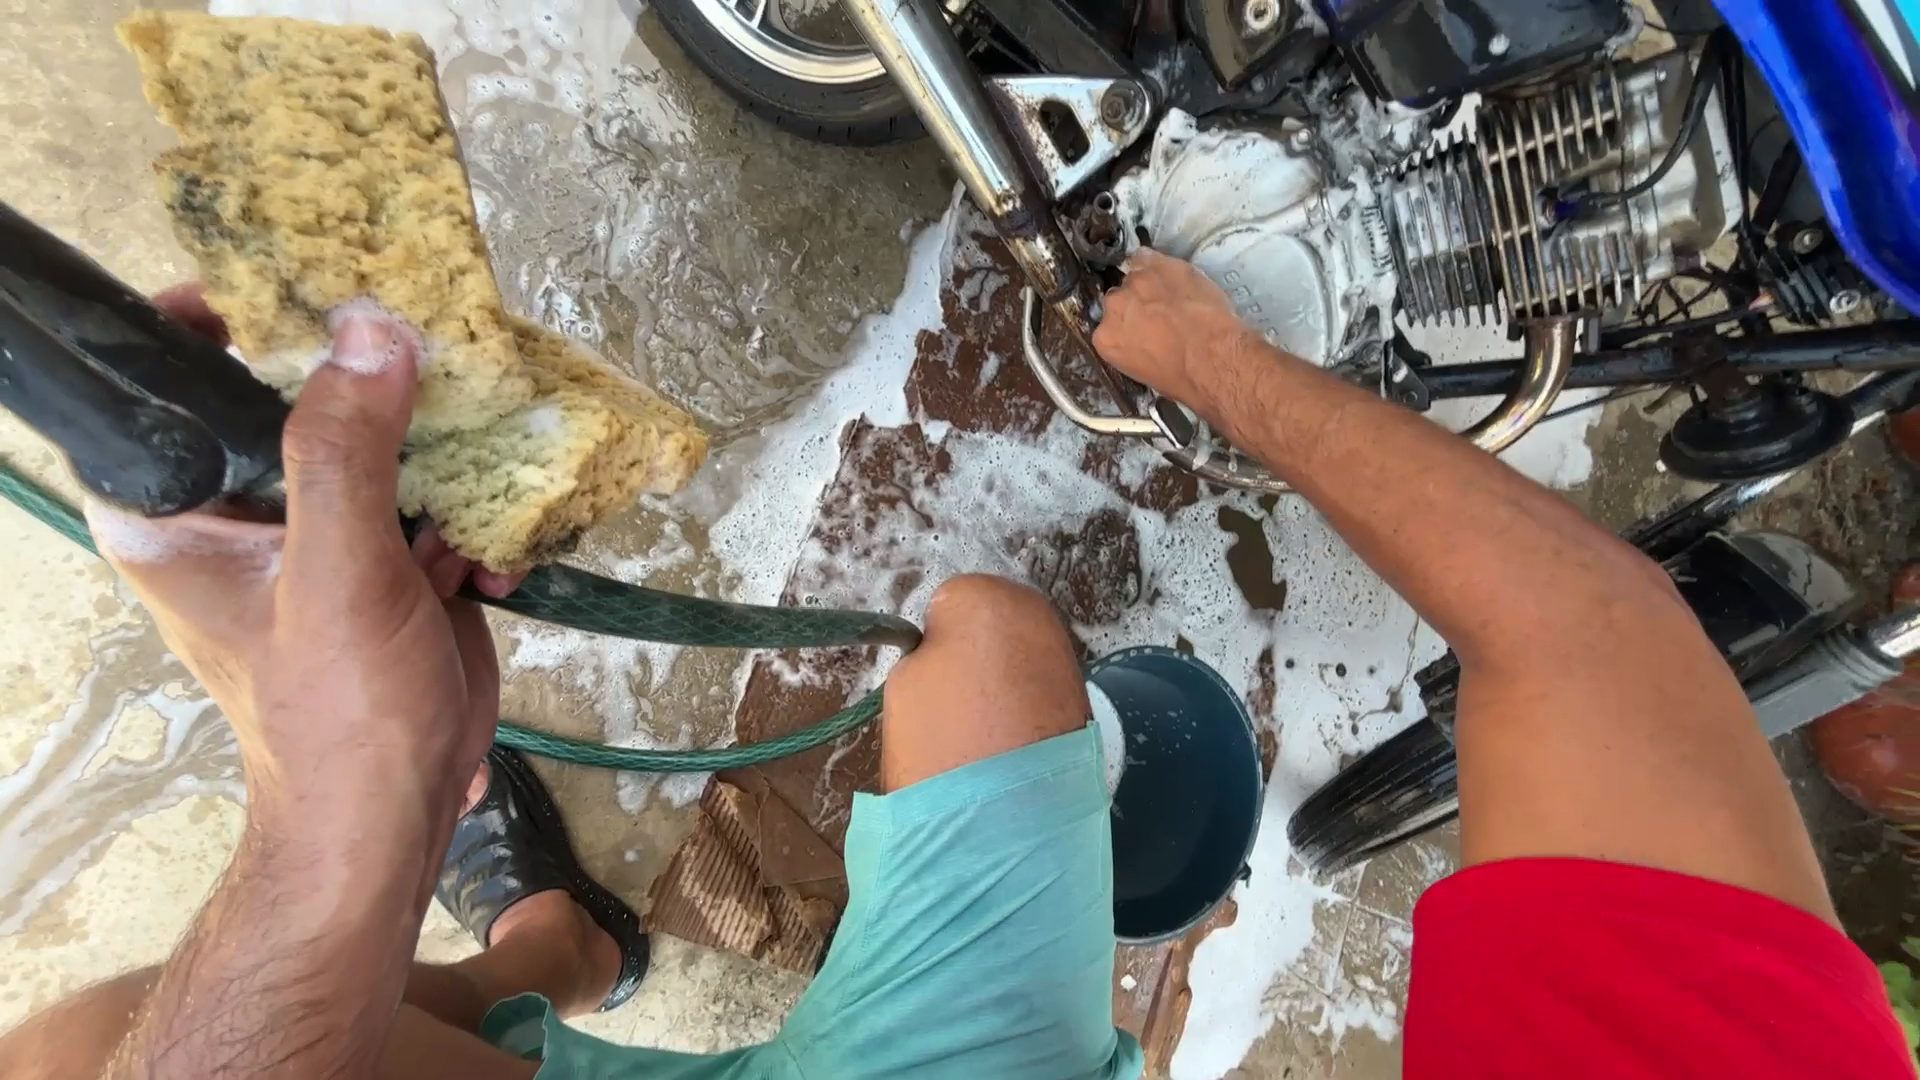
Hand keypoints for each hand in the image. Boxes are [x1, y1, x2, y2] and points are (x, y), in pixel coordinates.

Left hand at [86, 286, 520, 859]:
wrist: (403, 794)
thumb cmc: (341, 701)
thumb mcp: (340, 572)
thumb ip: (348, 453)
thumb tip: (372, 331)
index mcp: (184, 512)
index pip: (171, 388)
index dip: (221, 327)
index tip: (308, 293)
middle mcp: (256, 517)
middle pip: (307, 412)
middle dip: (382, 396)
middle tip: (442, 371)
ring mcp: (337, 542)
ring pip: (390, 458)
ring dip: (448, 466)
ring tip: (486, 492)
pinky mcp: (401, 567)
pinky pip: (438, 509)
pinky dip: (476, 524)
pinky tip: (497, 563)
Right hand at [1091, 248, 1265, 418]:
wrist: (1211, 356)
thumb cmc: (1180, 375)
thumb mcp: (1143, 371)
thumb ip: (1130, 347)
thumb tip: (1139, 338)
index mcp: (1105, 339)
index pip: (1107, 327)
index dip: (1125, 327)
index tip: (1139, 331)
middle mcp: (1114, 306)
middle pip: (1118, 299)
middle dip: (1134, 306)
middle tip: (1156, 316)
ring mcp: (1137, 282)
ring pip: (1134, 276)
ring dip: (1147, 285)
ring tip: (1168, 296)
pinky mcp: (1161, 265)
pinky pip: (1147, 256)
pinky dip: (1155, 263)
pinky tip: (1167, 274)